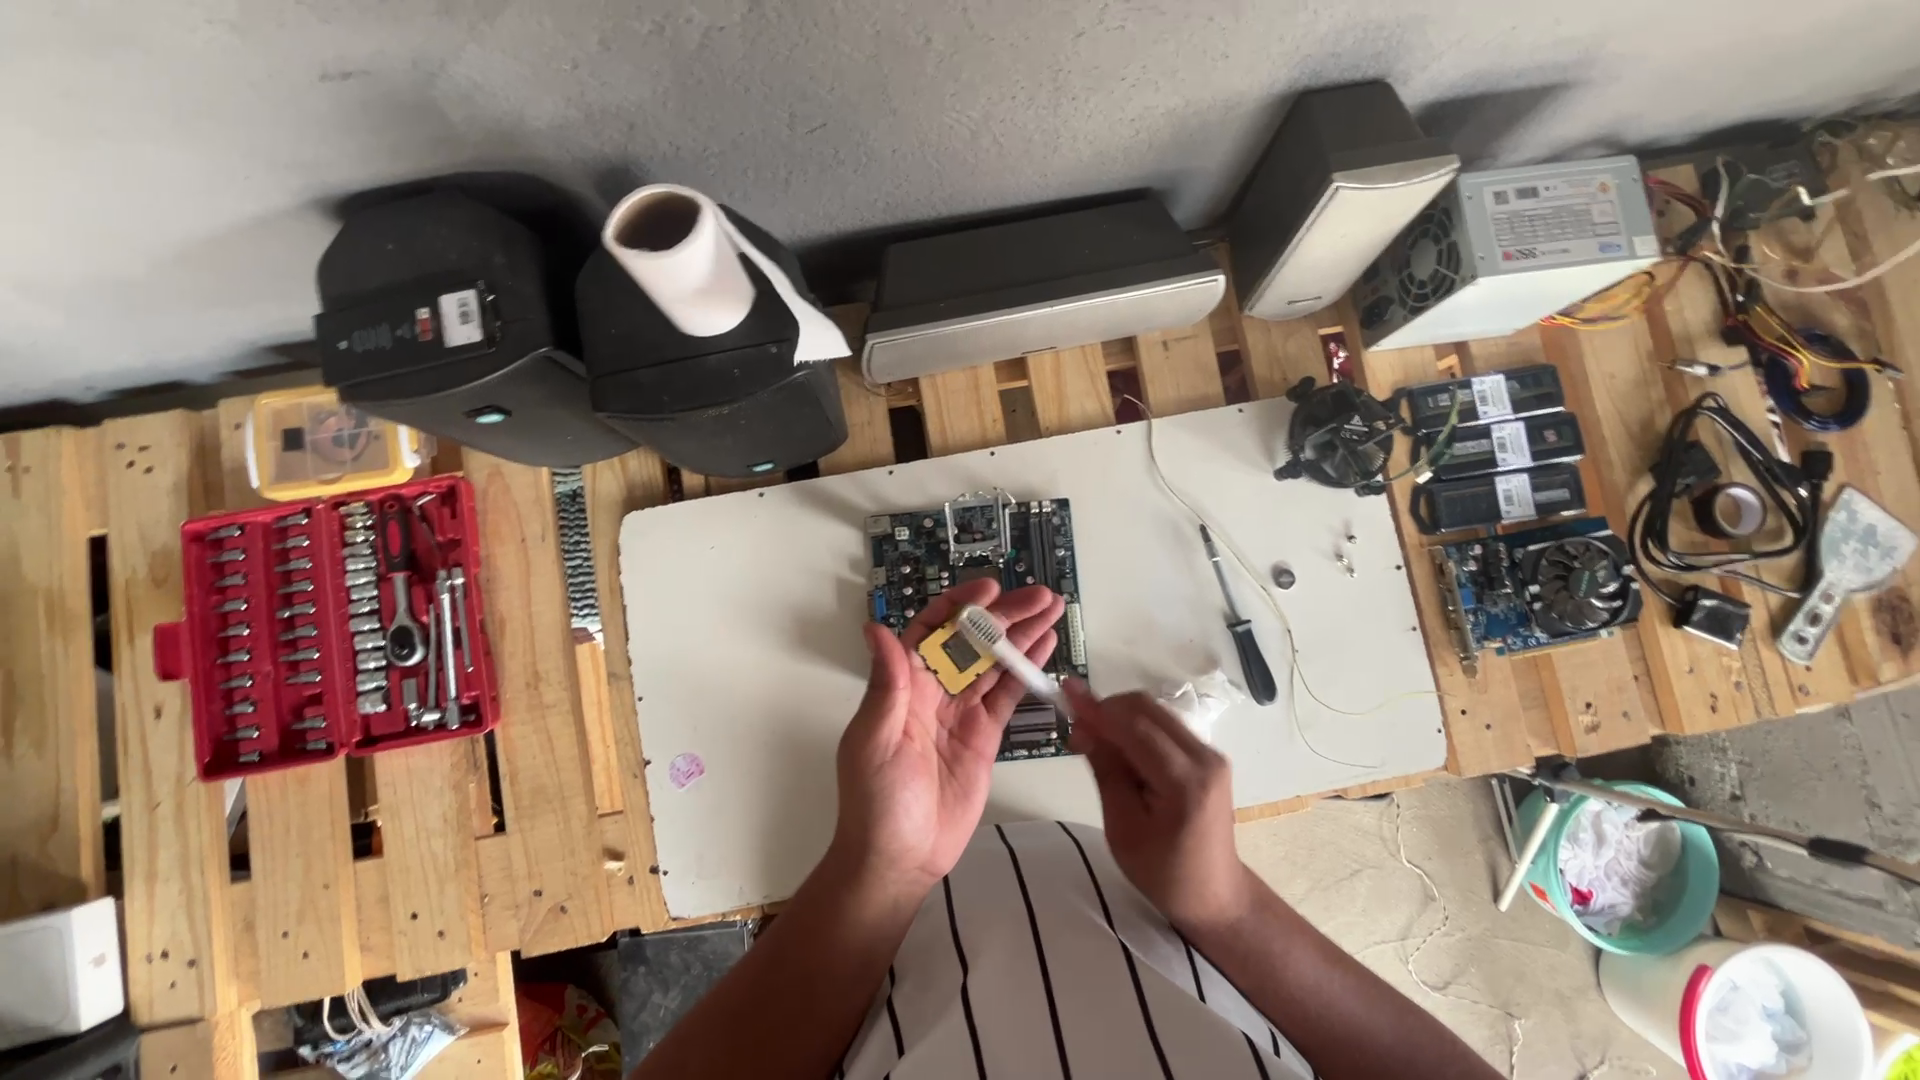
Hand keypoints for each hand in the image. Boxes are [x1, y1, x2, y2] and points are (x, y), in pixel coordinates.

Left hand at [833, 579, 1064, 899]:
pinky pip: (1006, 696)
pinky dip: (1026, 672)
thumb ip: (886, 685)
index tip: (990, 588)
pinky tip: (1044, 648)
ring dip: (1021, 636)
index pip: (932, 632)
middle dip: (1004, 617)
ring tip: (1052, 609)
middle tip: (1040, 596)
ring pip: (994, 664)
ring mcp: (961, 713)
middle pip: (971, 642)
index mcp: (903, 685)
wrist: (900, 859)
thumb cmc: (877, 801)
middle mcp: (932, 691)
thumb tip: (875, 628)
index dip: (960, 606)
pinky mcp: (984, 736)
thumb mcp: (874, 740)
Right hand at [1067, 683, 1252, 934]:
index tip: (1065, 690)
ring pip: (1155, 713)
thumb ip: (1106, 772)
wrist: (1214, 895)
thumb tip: (1084, 728)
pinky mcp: (1207, 756)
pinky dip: (1136, 729)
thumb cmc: (1164, 873)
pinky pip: (1164, 726)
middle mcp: (1204, 757)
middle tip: (1076, 733)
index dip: (1097, 708)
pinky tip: (1119, 753)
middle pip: (1147, 709)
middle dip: (1106, 710)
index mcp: (1185, 782)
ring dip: (1120, 719)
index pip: (1135, 728)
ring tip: (1094, 746)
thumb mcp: (1123, 829)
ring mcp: (1210, 754)